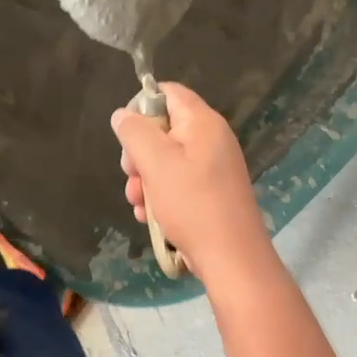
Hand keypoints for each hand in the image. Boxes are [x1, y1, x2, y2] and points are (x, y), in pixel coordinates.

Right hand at [111, 83, 268, 283]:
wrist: (234, 263)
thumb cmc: (192, 204)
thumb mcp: (155, 162)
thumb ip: (134, 131)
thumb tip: (122, 115)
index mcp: (203, 122)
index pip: (167, 92)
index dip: (141, 105)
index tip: (126, 133)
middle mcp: (211, 139)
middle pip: (162, 128)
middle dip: (139, 151)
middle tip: (131, 174)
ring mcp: (213, 168)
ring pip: (166, 159)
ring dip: (145, 178)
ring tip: (137, 203)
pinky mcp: (212, 194)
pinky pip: (178, 182)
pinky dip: (161, 195)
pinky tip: (149, 217)